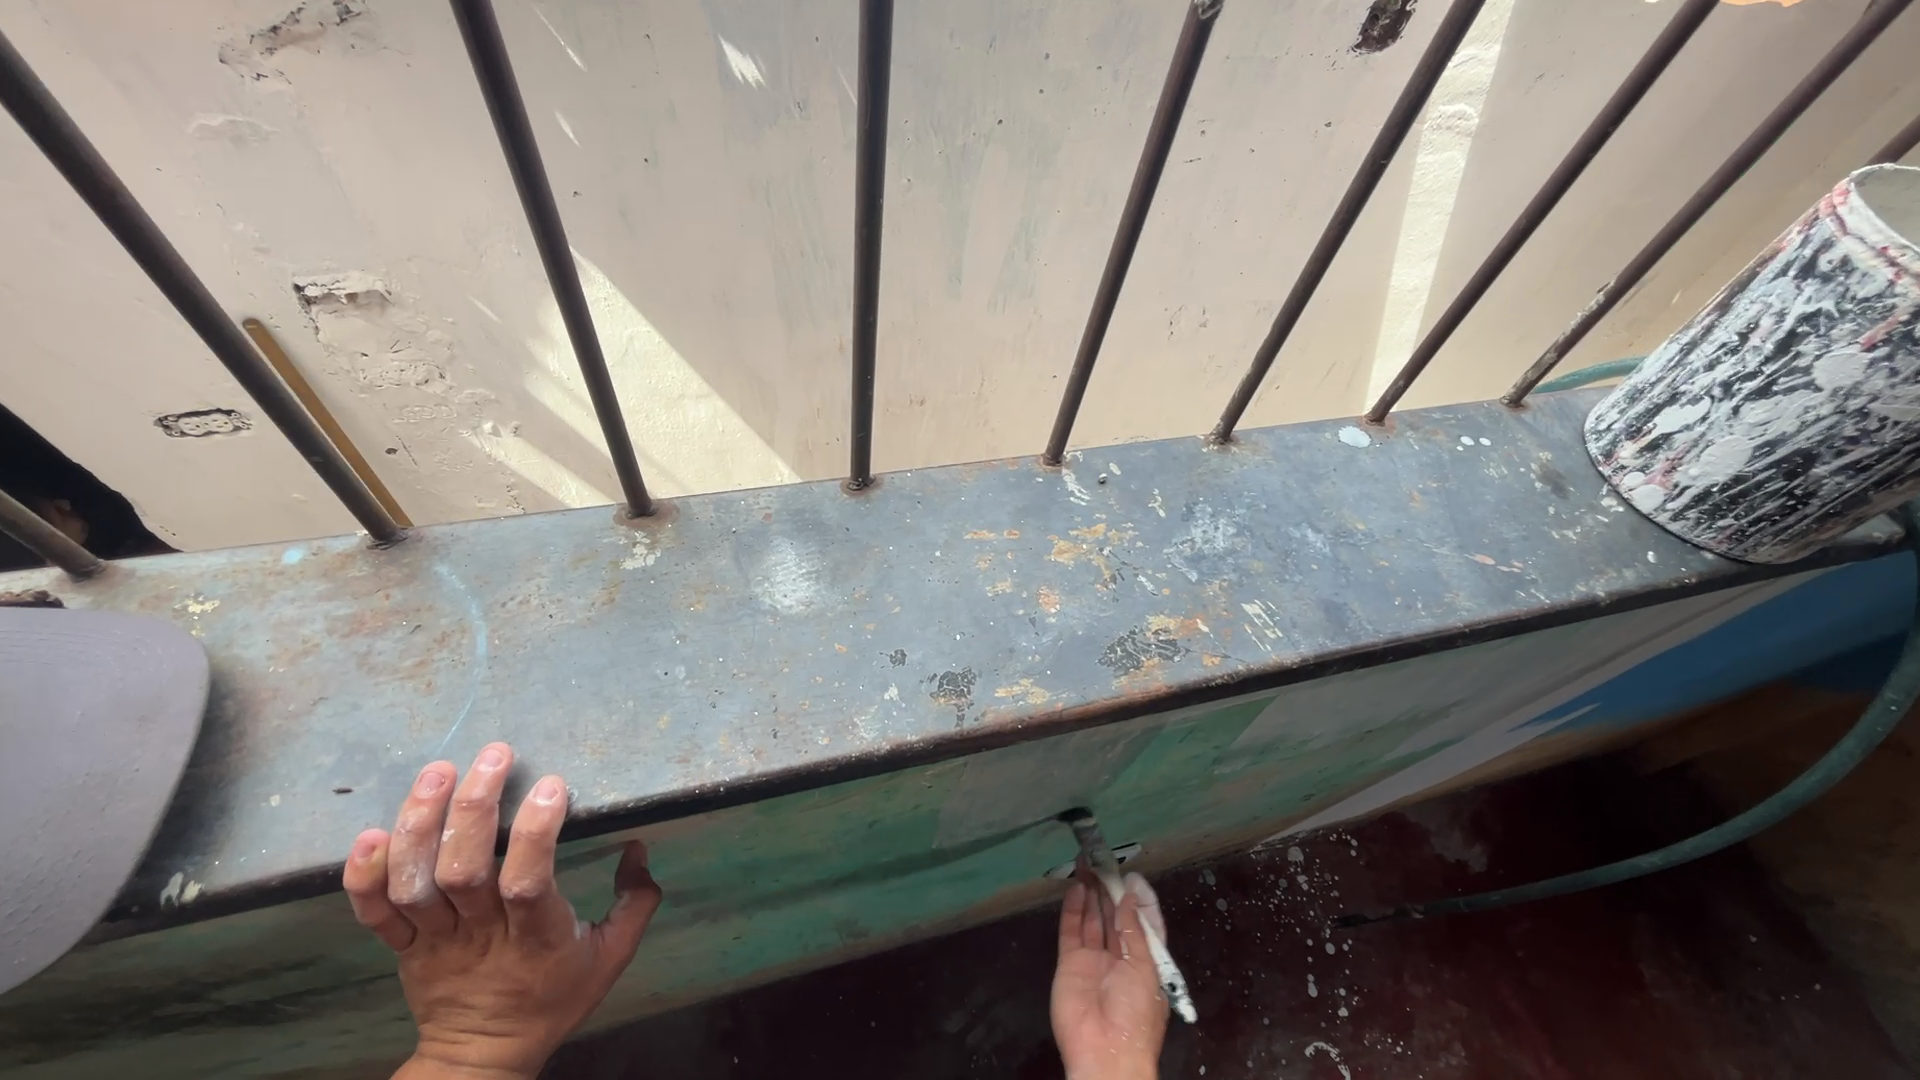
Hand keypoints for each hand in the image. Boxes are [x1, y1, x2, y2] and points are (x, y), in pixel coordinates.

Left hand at [343, 743, 662, 1079]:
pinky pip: (374, 914)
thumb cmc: (556, 998)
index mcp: (537, 938)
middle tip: (493, 755)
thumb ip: (635, 901)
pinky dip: (364, 877)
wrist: (483, 1058)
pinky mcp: (402, 948)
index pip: (527, 881)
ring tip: (438, 771)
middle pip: (464, 871)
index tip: (549, 786)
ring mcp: (434, 942)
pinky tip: (369, 834)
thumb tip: (637, 848)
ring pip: (416, 883)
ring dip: (421, 824)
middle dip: (474, 808)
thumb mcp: (613, 955)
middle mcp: (481, 936)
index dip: (534, 833)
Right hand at [1051, 869, 1168, 1079]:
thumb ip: (1134, 930)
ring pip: (1093, 919)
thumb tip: (1129, 897)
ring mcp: (1094, 960)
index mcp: (1147, 963)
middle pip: (1115, 917)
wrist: (1104, 1051)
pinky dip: (1073, 909)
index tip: (1132, 876)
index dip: (1139, 900)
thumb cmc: (1135, 1012)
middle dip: (1111, 891)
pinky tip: (1075, 888)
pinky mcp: (1071, 963)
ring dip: (1092, 894)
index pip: (1145, 924)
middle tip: (1103, 863)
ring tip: (1087, 866)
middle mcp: (1120, 958)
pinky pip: (1072, 930)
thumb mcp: (1145, 969)